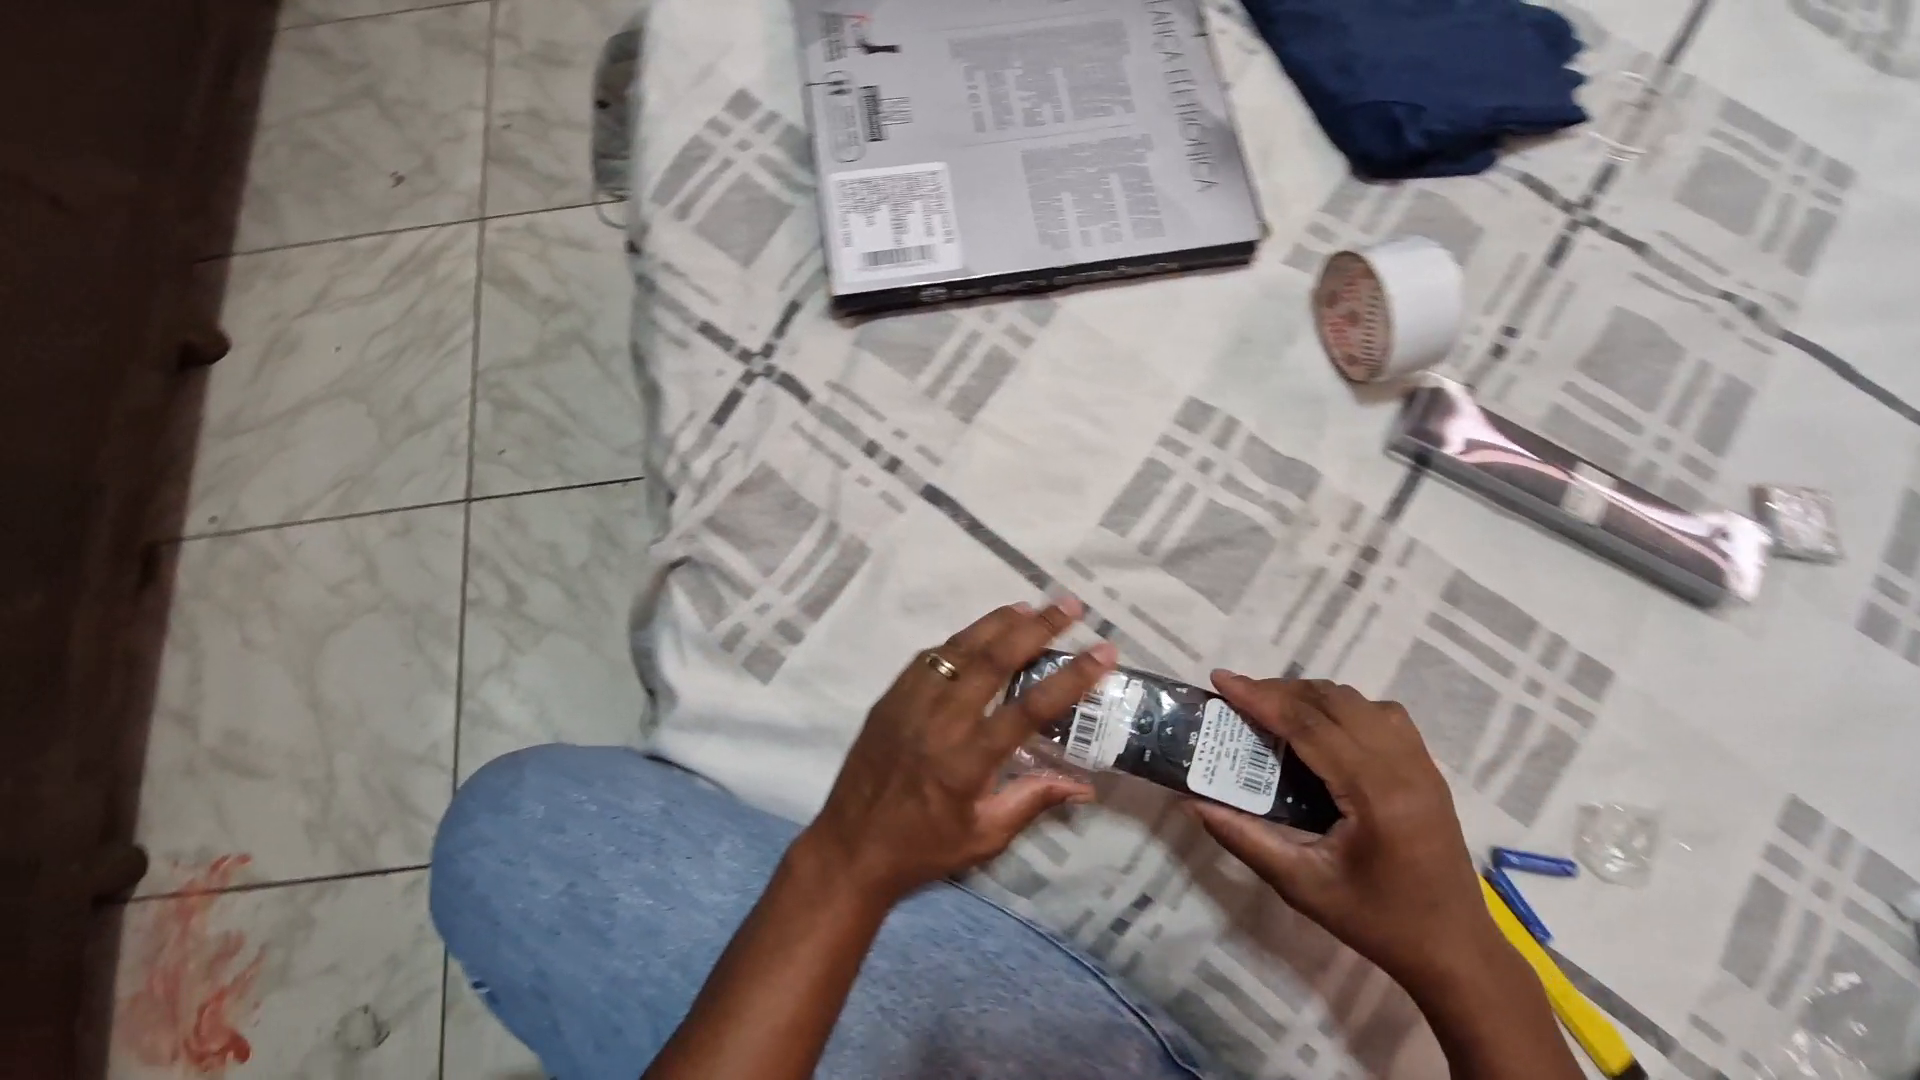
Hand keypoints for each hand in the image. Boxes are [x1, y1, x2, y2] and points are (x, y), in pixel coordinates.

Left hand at [801, 599, 1117, 905]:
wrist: (849, 849)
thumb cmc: (923, 850)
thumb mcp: (985, 836)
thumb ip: (1033, 801)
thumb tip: (1083, 787)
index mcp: (967, 761)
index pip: (1030, 709)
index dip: (1071, 678)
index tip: (1103, 651)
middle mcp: (938, 723)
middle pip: (993, 660)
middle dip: (1036, 627)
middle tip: (1069, 606)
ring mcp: (908, 705)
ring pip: (957, 649)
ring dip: (996, 623)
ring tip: (1029, 607)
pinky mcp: (889, 700)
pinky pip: (927, 659)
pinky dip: (958, 642)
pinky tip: (977, 635)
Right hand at [1187, 674, 1497, 993]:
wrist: (1452, 949)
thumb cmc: (1374, 920)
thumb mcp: (1299, 885)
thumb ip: (1243, 837)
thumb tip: (1192, 802)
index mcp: (1374, 795)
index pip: (1309, 725)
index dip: (1260, 698)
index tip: (1221, 680)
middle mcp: (1404, 767)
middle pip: (1333, 702)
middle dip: (1279, 691)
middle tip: (1236, 697)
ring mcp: (1423, 765)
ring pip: (1360, 702)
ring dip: (1312, 696)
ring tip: (1273, 710)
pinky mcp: (1429, 770)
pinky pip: (1384, 715)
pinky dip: (1345, 707)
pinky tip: (1322, 729)